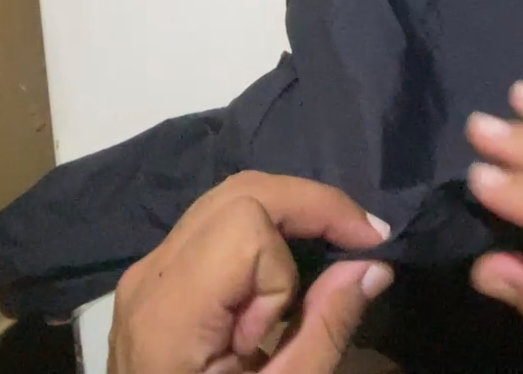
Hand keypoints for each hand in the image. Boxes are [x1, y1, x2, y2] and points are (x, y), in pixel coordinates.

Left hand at [108, 170, 394, 373]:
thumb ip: (325, 330)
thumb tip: (374, 264)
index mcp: (170, 312)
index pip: (243, 221)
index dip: (291, 255)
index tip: (321, 299)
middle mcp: (151, 274)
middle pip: (238, 192)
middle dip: (307, 207)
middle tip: (361, 241)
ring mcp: (148, 271)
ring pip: (229, 198)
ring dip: (287, 220)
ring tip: (325, 261)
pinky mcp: (157, 277)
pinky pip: (217, 224)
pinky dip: (262, 236)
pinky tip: (284, 277)